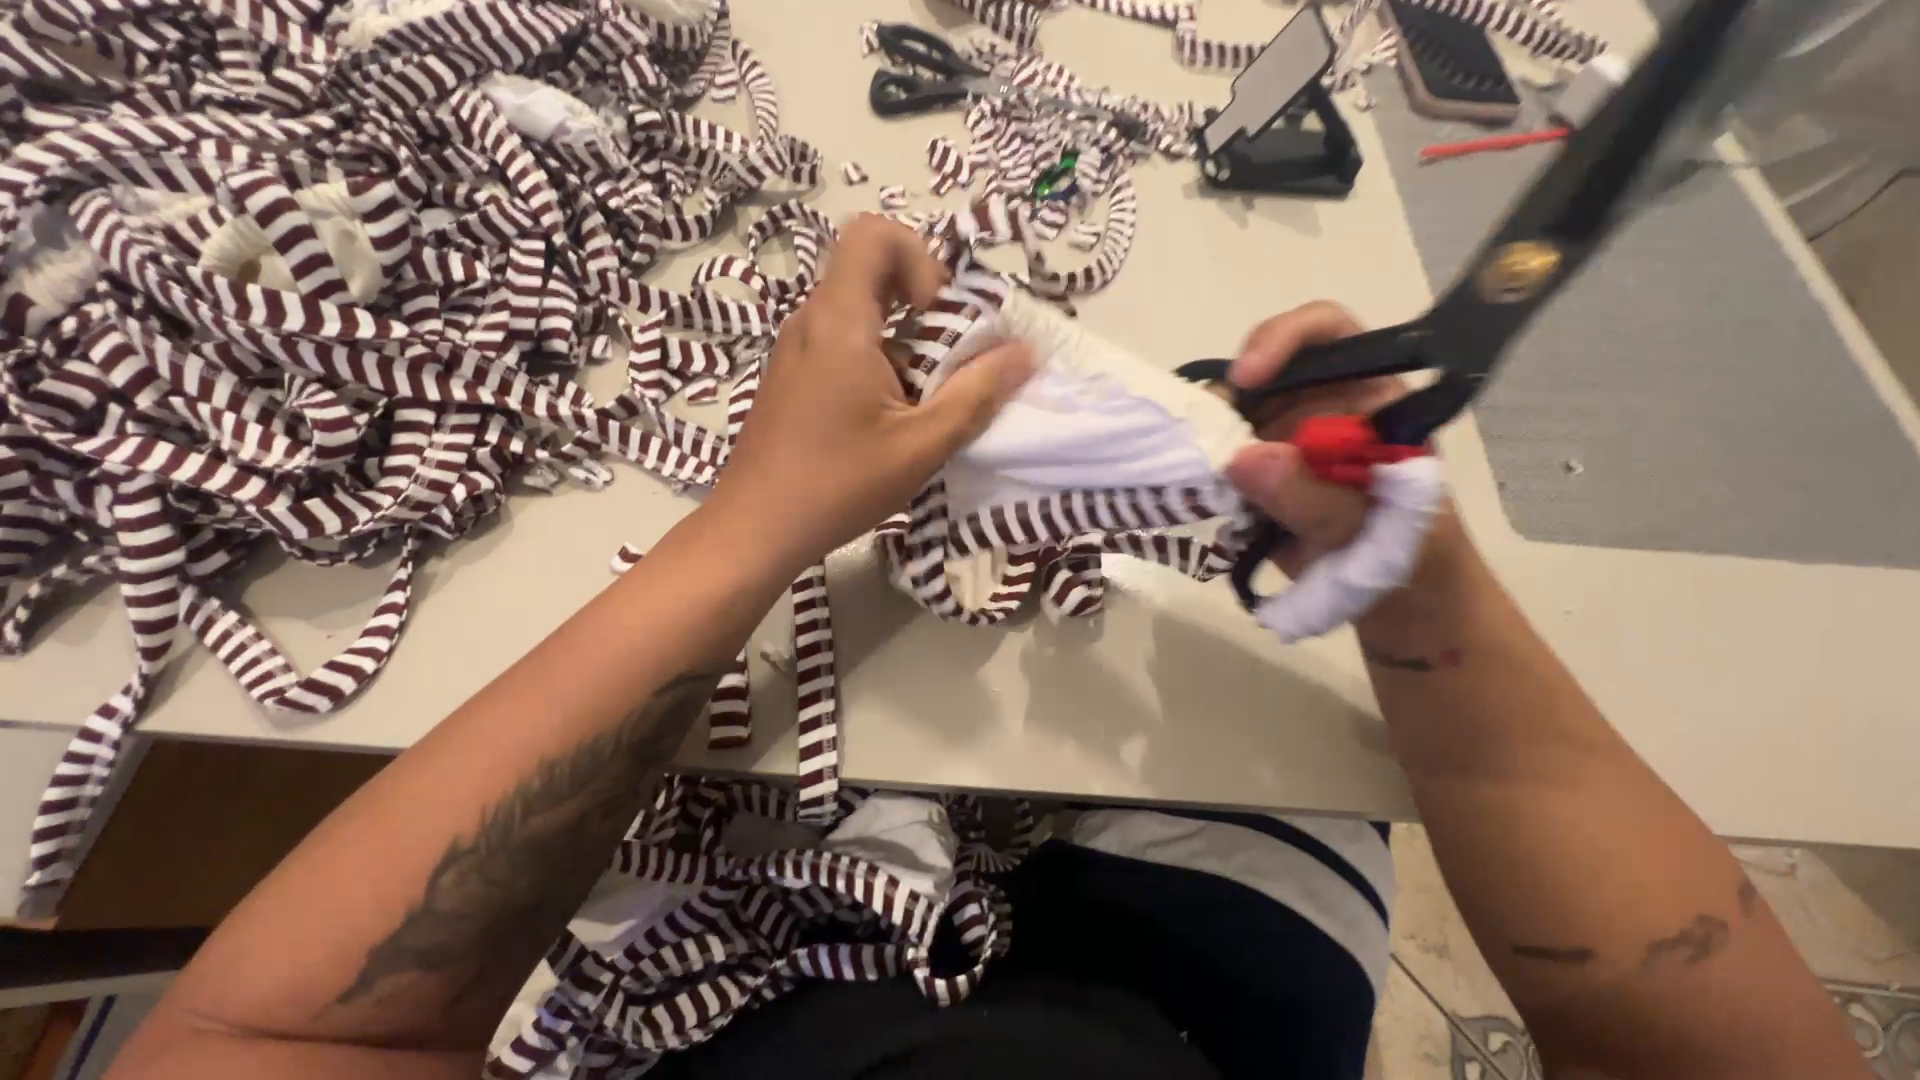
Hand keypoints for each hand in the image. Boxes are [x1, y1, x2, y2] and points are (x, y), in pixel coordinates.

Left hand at [708, 215, 1034, 569]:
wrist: (754, 528)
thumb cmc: (837, 485)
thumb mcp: (921, 445)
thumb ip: (976, 394)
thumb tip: (1024, 352)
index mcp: (839, 321)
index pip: (875, 234)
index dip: (920, 260)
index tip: (937, 319)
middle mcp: (810, 321)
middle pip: (870, 268)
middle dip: (920, 301)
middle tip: (941, 357)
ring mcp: (794, 348)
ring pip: (857, 308)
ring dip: (901, 338)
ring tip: (919, 396)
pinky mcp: (790, 376)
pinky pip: (839, 341)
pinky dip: (874, 359)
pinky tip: (885, 417)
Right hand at [1222, 302, 1406, 576]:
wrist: (1391, 599)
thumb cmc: (1407, 549)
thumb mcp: (1373, 528)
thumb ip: (1314, 497)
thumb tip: (1240, 459)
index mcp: (1366, 393)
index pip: (1324, 331)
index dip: (1282, 339)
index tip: (1248, 376)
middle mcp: (1318, 403)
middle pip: (1261, 373)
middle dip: (1229, 398)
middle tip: (1203, 438)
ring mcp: (1281, 437)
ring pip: (1229, 416)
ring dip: (1209, 439)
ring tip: (1197, 475)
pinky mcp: (1254, 473)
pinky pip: (1216, 459)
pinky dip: (1201, 473)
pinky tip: (1196, 494)